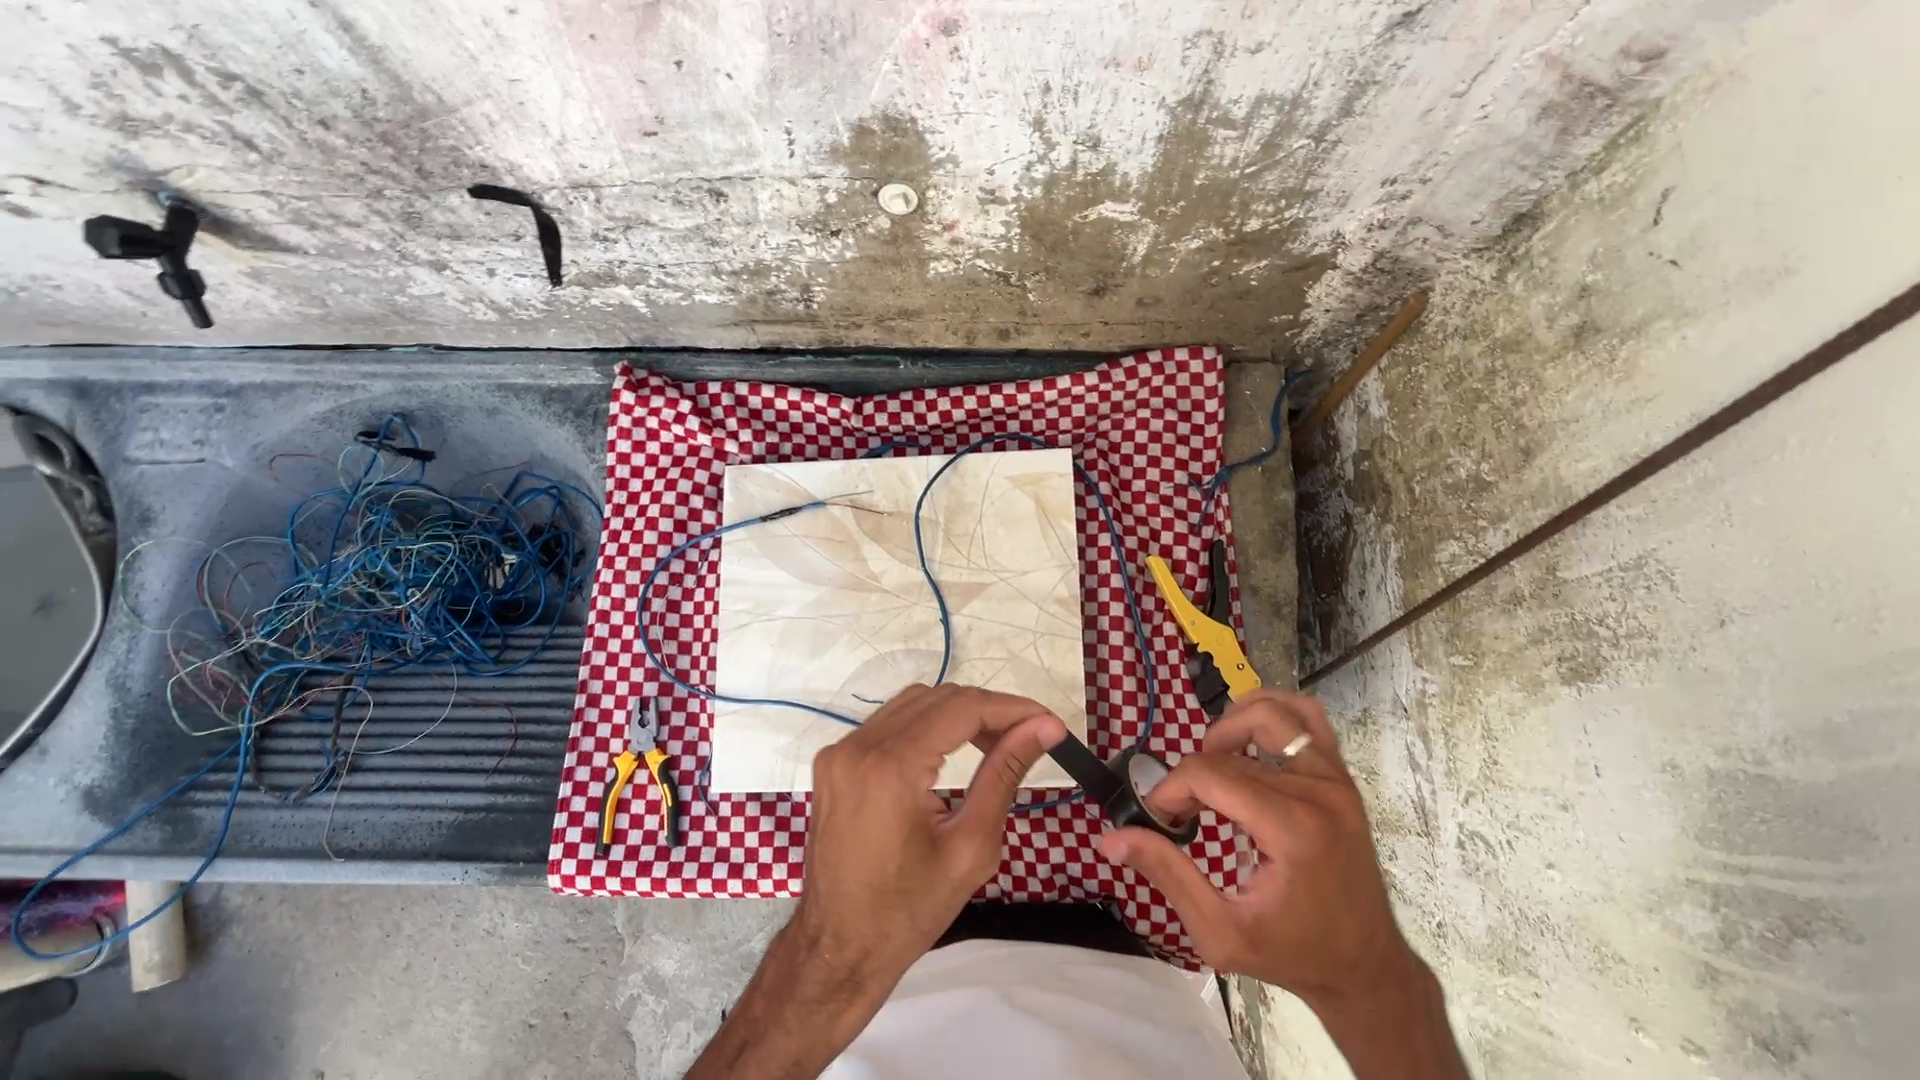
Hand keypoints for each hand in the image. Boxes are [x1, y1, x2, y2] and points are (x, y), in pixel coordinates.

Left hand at [795, 683, 1067, 985]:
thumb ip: (1005, 774)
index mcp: (889, 767)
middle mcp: (857, 746)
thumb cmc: (909, 911)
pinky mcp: (834, 763)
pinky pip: (888, 724)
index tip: (1051, 722)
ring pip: (912, 704)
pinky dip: (926, 728)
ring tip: (998, 744)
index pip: (961, 708)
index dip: (1012, 708)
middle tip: (1029, 737)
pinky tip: (953, 752)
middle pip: (936, 699)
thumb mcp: (970, 846)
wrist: (839, 948)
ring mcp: (839, 752)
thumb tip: (1044, 728)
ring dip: (958, 715)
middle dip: (988, 711)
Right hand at [1098, 689, 1416, 1004]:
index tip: (1160, 822)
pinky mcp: (1341, 777)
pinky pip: (1306, 718)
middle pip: (1229, 749)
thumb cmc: (1293, 953)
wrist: (1364, 966)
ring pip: (1272, 712)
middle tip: (1181, 813)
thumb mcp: (1220, 933)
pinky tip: (1248, 745)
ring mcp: (1335, 778)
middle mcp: (1317, 791)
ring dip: (1229, 729)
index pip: (1208, 774)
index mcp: (1291, 828)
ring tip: (1213, 767)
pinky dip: (1270, 717)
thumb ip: (1167, 876)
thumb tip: (1111, 839)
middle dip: (1190, 775)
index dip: (1169, 791)